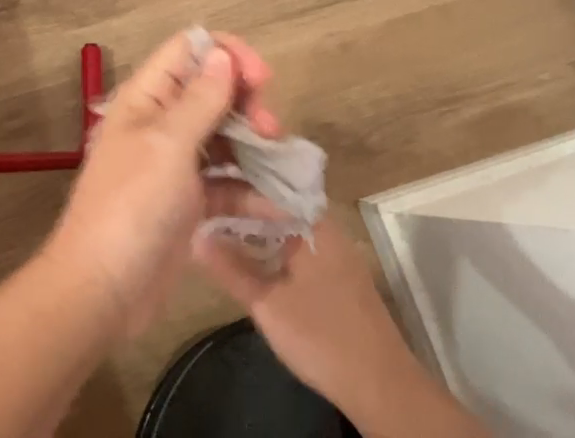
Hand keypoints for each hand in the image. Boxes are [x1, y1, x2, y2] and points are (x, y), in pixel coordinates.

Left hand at [41, 30, 274, 336]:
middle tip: (272, 130)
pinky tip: (278, 206)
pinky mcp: (187, 202)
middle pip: (212, 92)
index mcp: (146, 98)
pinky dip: (250, 190)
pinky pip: (225, 184)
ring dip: (254, 146)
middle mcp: (159, 124)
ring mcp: (173, 165)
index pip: (189, 51)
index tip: (263, 80)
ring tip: (279, 167)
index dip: (228, 55)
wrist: (103, 289)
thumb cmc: (132, 206)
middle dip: (247, 103)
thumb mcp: (168, 145)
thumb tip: (222, 56)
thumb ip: (200, 99)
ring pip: (223, 137)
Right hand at [195, 212, 420, 415]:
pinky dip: (269, 240)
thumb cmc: (322, 338)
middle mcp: (325, 225)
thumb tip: (194, 237)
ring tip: (213, 223)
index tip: (195, 190)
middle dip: (237, 203)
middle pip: (274, 202)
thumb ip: (230, 268)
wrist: (381, 384)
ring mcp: (333, 248)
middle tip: (199, 204)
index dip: (227, 189)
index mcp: (312, 222)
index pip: (261, 190)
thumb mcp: (267, 304)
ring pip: (285, 222)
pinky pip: (295, 240)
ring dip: (252, 223)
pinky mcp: (335, 270)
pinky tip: (247, 251)